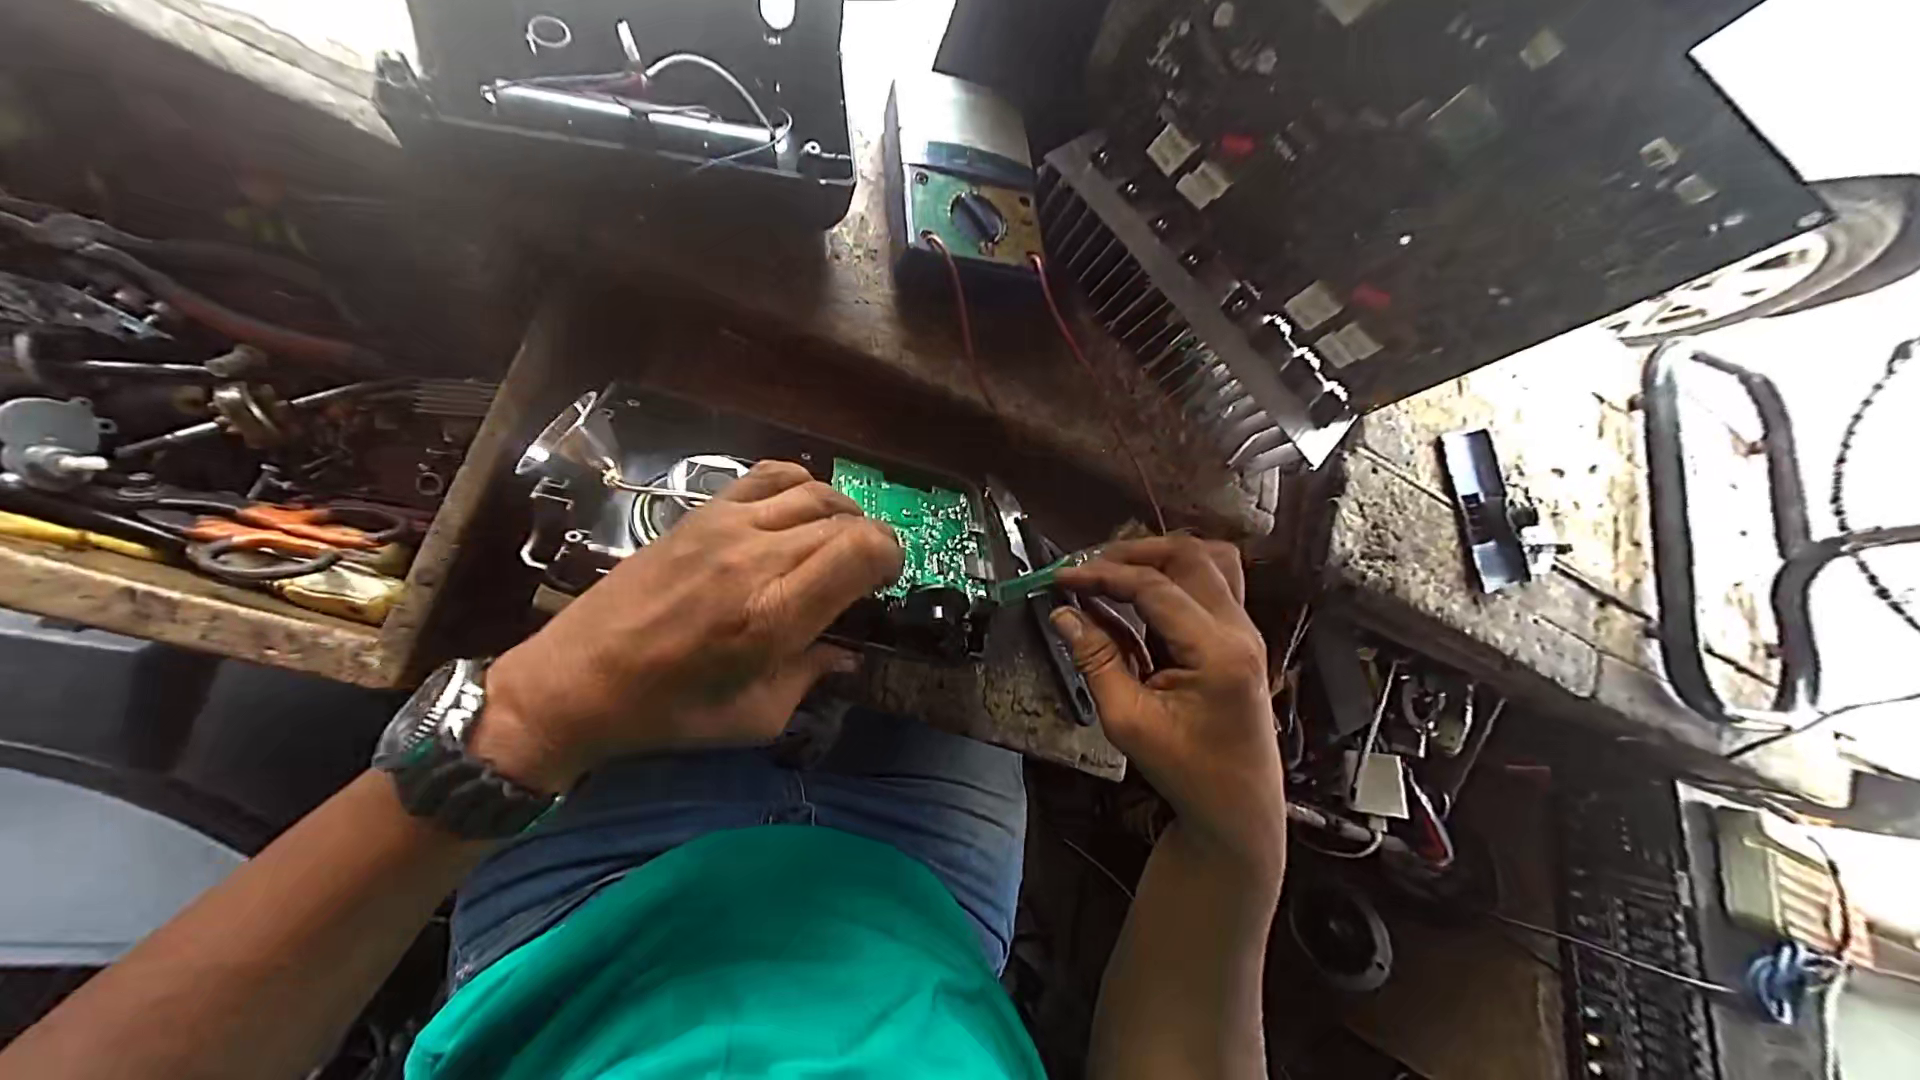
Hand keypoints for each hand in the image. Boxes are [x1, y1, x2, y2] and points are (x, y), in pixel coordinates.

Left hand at [476, 461, 902, 791]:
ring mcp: (726, 526)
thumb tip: (847, 652)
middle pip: (848, 520)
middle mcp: (758, 558)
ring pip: (816, 492)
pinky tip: (796, 513)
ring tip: (835, 543)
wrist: (575, 681)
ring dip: (842, 515)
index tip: (884, 584)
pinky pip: (770, 476)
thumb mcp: (757, 717)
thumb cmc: (669, 712)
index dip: (890, 559)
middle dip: (873, 544)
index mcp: (775, 615)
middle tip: (863, 574)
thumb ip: (812, 677)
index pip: (863, 551)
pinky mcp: (701, 512)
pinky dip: (800, 487)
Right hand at [1052, 537, 1284, 882]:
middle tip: (1086, 569)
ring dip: (1158, 556)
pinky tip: (1140, 594)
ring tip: (1114, 572)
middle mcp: (1240, 630)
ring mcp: (1245, 631)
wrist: (1239, 809)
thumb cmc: (1187, 772)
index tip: (1061, 577)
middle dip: (1131, 554)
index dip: (1102, 575)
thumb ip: (1095, 660)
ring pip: (1208, 560)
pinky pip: (1211, 583)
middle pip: (1189, 556)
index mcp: (1217, 652)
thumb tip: (1063, 614)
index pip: (1154, 587)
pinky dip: (1173, 575)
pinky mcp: (1239, 637)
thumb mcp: (1127, 721)